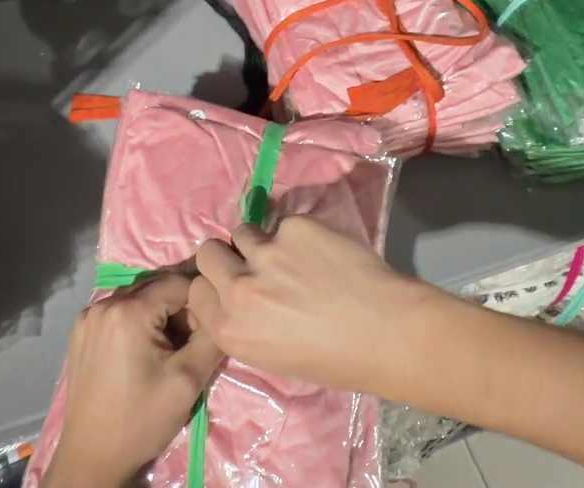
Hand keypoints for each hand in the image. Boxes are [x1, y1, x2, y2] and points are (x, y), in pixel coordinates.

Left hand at [43, 272, 223, 487]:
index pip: (178, 283)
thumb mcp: (187, 382)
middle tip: (191, 340)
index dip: (199, 302)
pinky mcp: (81, 331)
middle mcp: (103, 303)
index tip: (207, 330)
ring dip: (159, 314)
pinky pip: (119, 311)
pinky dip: (137, 321)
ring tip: (169, 349)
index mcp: (127, 310)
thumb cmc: (140, 421)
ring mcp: (88, 316)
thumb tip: (221, 310)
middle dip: (179, 307)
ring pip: (138, 297)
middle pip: (156, 287)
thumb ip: (210, 338)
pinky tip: (145, 351)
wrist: (92, 458)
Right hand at [189, 216, 439, 390]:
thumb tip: (233, 291)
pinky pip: (285, 224)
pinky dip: (299, 236)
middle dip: (227, 256)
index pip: (196, 290)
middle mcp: (239, 289)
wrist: (386, 332)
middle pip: (208, 252)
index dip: (215, 285)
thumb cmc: (333, 358)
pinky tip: (323, 255)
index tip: (232, 286)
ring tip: (293, 258)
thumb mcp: (271, 355)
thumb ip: (243, 321)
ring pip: (244, 232)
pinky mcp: (296, 226)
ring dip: (262, 243)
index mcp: (230, 330)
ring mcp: (267, 252)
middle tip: (254, 265)